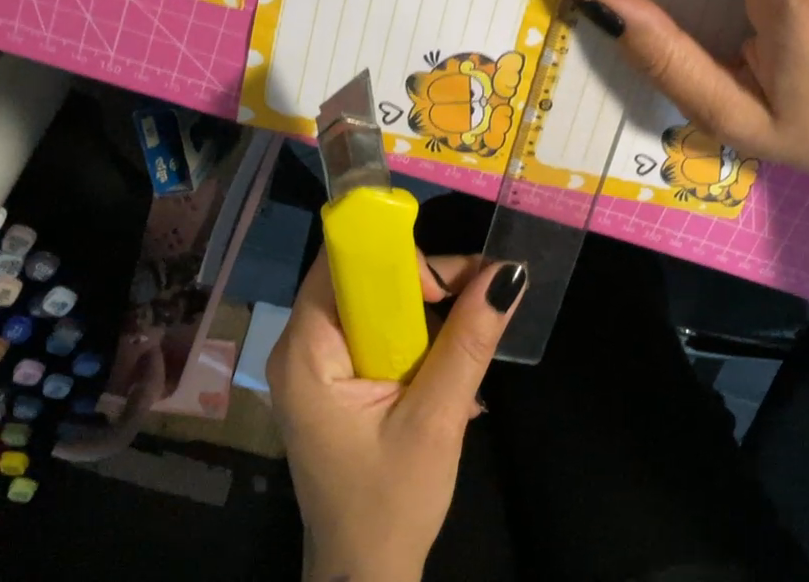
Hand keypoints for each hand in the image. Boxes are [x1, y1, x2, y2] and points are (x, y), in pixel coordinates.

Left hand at [268, 254, 526, 580]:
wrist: (364, 576)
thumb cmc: (390, 503)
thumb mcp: (436, 420)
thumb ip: (468, 343)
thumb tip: (507, 274)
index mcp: (306, 354)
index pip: (340, 266)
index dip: (392, 257)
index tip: (446, 282)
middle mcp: (301, 348)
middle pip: (361, 281)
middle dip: (422, 284)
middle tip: (480, 296)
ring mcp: (316, 367)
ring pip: (374, 306)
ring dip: (427, 314)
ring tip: (475, 331)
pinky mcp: (335, 383)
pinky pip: (376, 335)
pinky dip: (416, 340)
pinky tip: (450, 362)